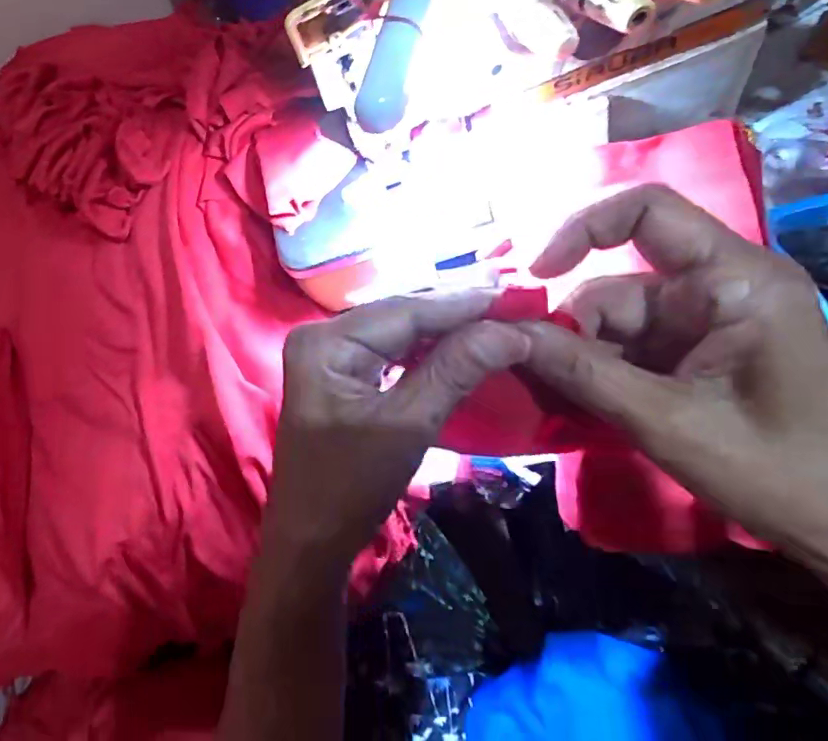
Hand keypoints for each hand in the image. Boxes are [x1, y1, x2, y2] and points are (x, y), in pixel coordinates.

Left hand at [271, 294, 527, 565]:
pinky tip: (459, 340)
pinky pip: (387, 348)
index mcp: (326, 341)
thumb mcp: (408, 425)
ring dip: (443, 325)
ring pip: (394, 329)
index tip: (516, 293)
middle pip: (397, 314)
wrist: (311, 535)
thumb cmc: (352, 484)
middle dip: (455, 310)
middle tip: (513, 299)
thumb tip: (509, 330)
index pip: (402, 310)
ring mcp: (326, 351)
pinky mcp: (336, 370)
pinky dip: (424, 346)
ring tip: (497, 313)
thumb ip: (454, 371)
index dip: (461, 303)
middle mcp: (320, 334)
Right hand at [511, 185, 827, 594]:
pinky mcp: (695, 353)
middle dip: (570, 326)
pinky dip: (594, 370)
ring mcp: (705, 321)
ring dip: (577, 356)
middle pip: (615, 281)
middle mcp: (717, 286)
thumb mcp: (671, 424)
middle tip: (528, 370)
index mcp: (736, 280)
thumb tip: (500, 334)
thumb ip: (582, 373)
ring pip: (610, 319)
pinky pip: (624, 345)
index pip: (645, 209)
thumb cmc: (788, 477)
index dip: (580, 227)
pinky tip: (573, 404)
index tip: (535, 274)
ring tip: (549, 400)